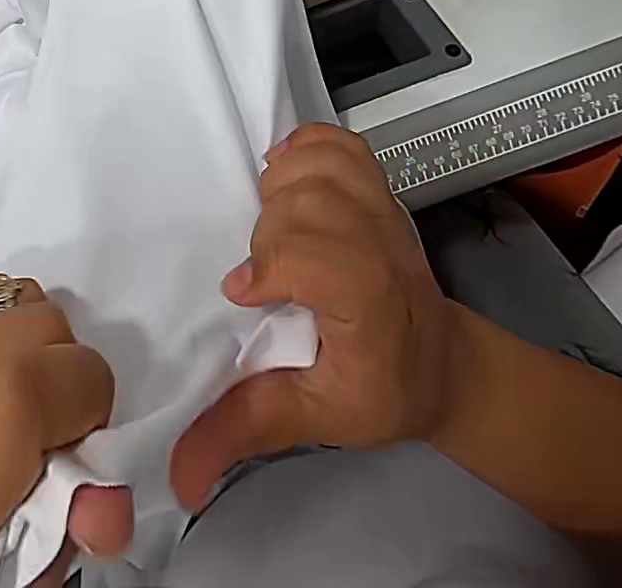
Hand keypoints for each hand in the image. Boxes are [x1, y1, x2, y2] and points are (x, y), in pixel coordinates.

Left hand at [0, 276, 132, 587]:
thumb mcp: (14, 582)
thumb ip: (72, 527)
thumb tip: (112, 496)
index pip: (21, 389)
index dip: (82, 398)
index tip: (85, 435)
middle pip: (26, 326)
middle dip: (67, 366)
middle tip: (55, 418)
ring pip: (8, 292)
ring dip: (35, 337)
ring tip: (22, 388)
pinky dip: (0, 316)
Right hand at [169, 123, 456, 509]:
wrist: (442, 360)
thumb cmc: (382, 389)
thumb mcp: (317, 419)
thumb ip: (248, 430)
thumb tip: (179, 475)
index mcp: (373, 307)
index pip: (326, 260)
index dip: (275, 266)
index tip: (244, 293)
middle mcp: (383, 249)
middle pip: (312, 206)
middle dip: (270, 232)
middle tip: (264, 268)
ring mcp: (384, 212)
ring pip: (324, 169)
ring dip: (283, 187)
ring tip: (273, 222)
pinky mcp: (379, 190)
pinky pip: (343, 145)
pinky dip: (307, 145)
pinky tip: (285, 170)